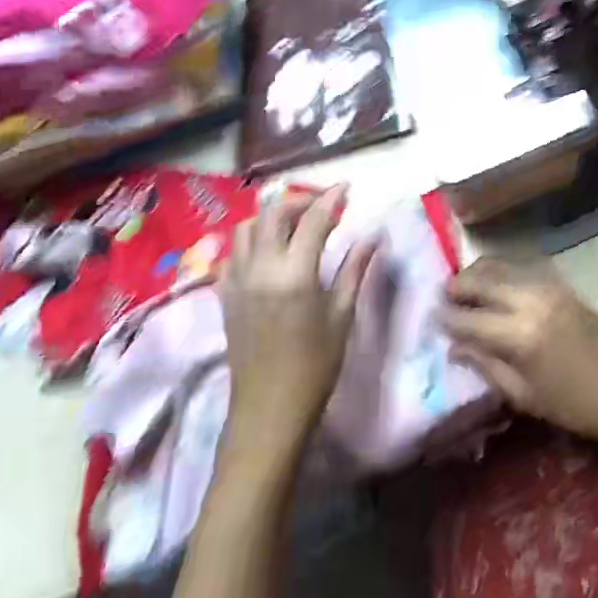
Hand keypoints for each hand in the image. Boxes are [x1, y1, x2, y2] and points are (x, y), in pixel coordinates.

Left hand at [220, 185, 378, 445]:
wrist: (269, 408)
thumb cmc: (316, 365)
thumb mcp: (342, 315)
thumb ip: (355, 269)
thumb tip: (373, 235)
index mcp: (295, 274)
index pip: (313, 220)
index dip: (331, 199)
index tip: (347, 188)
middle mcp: (260, 268)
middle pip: (273, 213)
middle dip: (299, 201)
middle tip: (323, 208)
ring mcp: (236, 280)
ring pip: (247, 227)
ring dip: (272, 217)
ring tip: (296, 226)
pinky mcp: (224, 294)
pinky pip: (233, 252)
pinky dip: (253, 241)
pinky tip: (271, 253)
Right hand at [441, 258, 597, 458]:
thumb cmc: (576, 404)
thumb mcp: (524, 396)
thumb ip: (486, 366)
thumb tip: (455, 346)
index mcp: (520, 335)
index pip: (469, 318)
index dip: (446, 317)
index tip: (432, 317)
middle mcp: (531, 301)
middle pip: (481, 279)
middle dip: (457, 285)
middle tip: (444, 297)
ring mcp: (548, 286)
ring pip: (501, 264)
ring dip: (477, 273)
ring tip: (464, 288)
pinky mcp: (561, 283)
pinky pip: (521, 266)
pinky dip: (501, 270)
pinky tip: (494, 285)